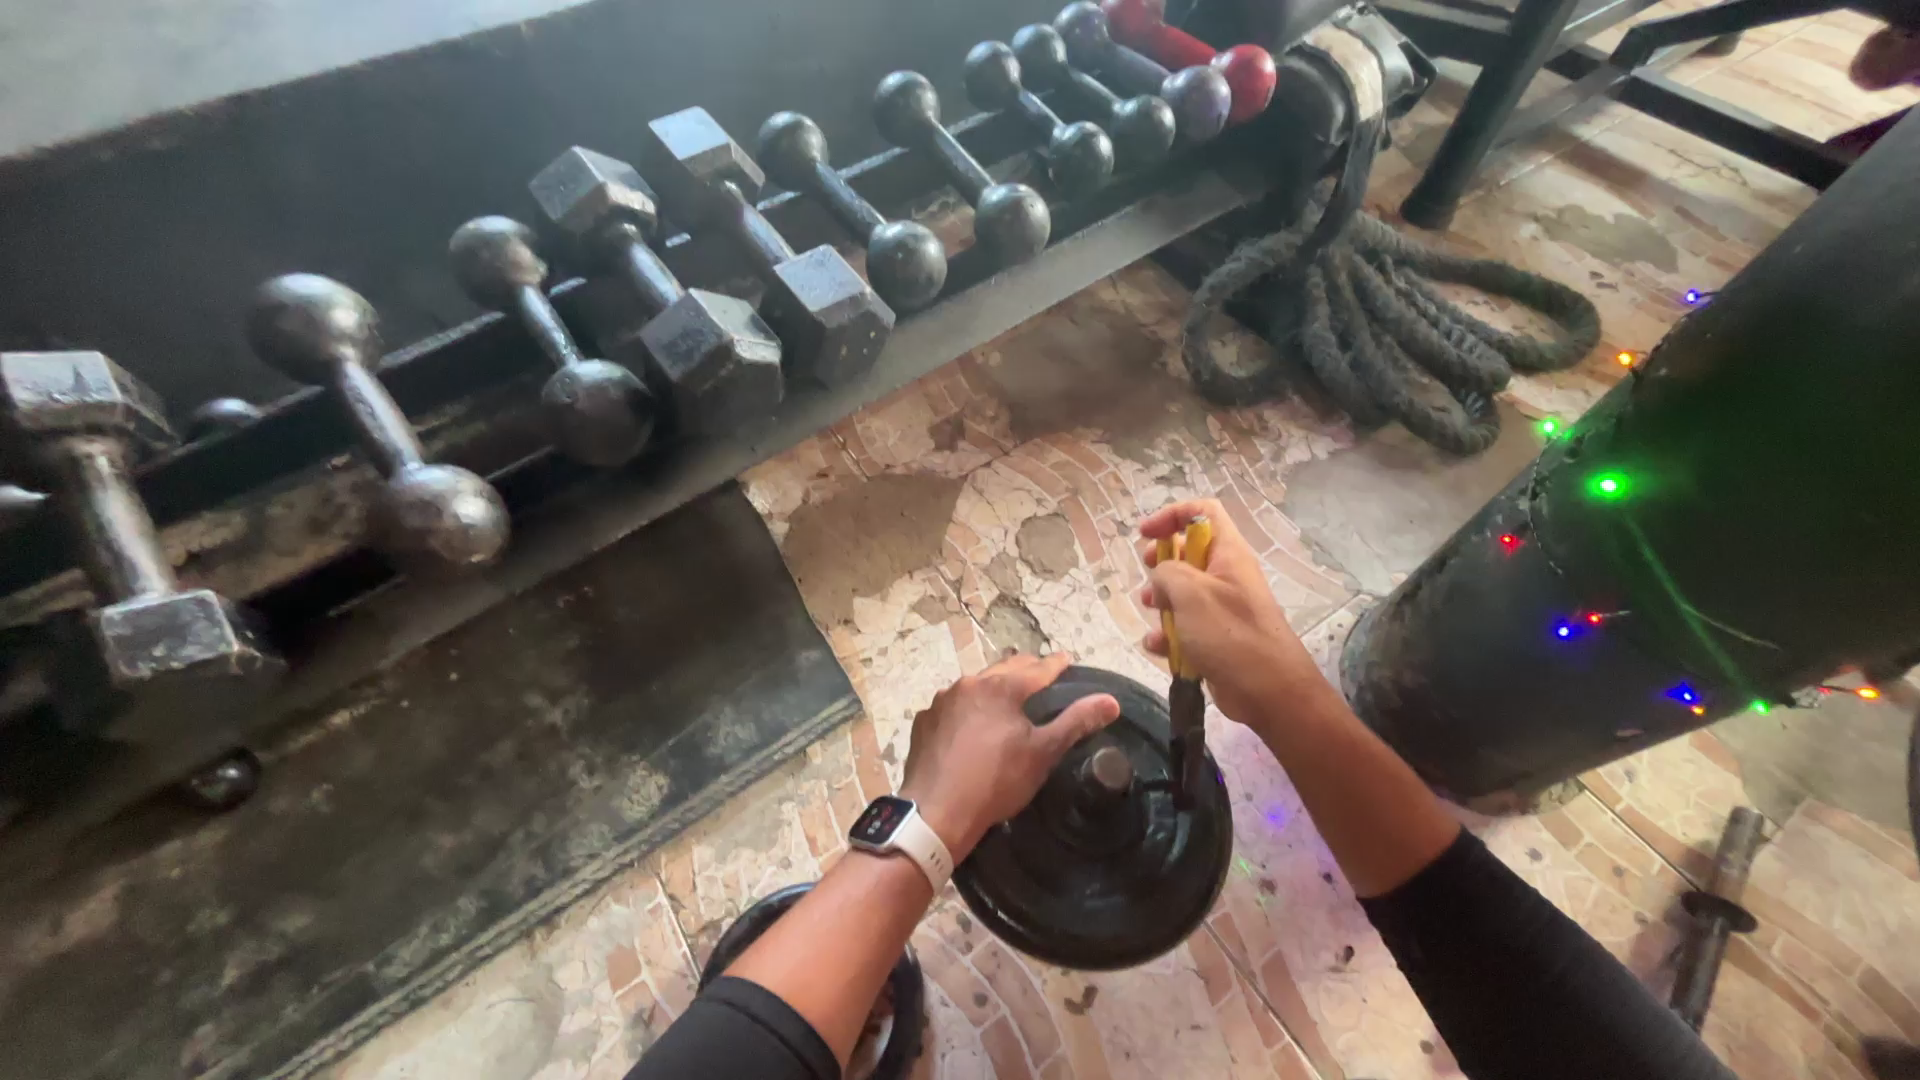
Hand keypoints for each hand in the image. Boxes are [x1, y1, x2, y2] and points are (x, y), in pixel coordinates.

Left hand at [899, 653, 1119, 858]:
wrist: (937, 811)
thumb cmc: (996, 781)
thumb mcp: (1043, 753)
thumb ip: (1076, 722)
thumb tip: (1111, 700)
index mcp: (1001, 688)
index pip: (1037, 669)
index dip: (1055, 665)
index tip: (1067, 659)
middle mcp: (969, 684)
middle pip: (1004, 669)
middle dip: (1025, 669)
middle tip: (1041, 673)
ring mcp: (942, 701)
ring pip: (975, 684)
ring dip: (993, 686)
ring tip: (1006, 694)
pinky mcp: (925, 720)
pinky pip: (952, 705)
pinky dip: (967, 707)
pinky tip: (970, 722)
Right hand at [1137, 499, 1328, 727]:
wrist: (1269, 692)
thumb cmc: (1230, 635)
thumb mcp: (1190, 593)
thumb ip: (1167, 572)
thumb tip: (1161, 574)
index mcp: (1229, 554)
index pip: (1203, 512)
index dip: (1171, 515)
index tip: (1145, 533)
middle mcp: (1227, 576)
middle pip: (1189, 551)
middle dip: (1162, 561)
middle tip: (1148, 571)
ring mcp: (1222, 608)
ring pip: (1183, 592)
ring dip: (1161, 599)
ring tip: (1151, 610)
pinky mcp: (1216, 638)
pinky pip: (1185, 626)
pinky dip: (1168, 634)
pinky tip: (1157, 647)